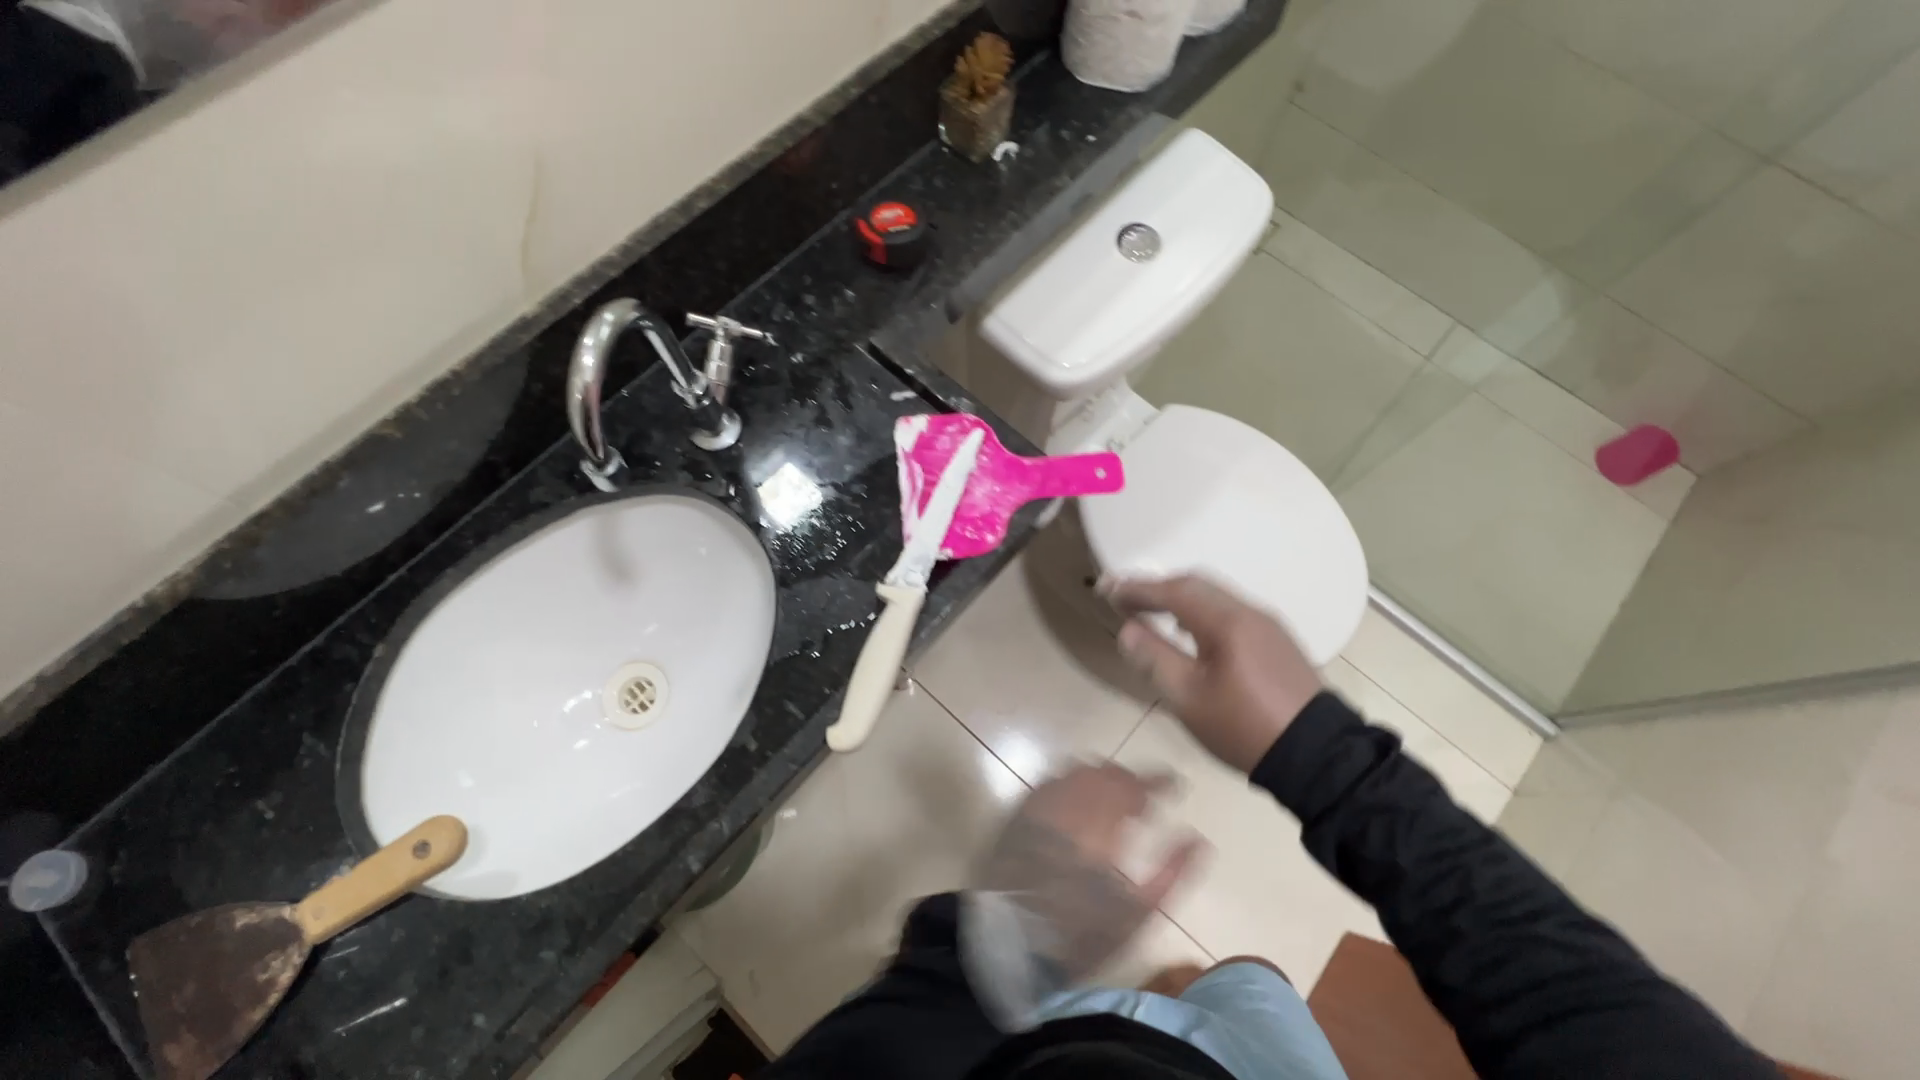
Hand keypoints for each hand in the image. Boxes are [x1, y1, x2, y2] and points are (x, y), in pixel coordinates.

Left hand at [970, 764, 1202, 985]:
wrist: (1012, 943)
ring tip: (1115, 796)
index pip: (1134, 786)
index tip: (1175, 786)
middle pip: (1105, 773)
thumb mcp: (1138, 913)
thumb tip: (1198, 839)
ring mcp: (1039, 807)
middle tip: (1146, 797)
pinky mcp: (1017, 815)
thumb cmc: (1082, 935)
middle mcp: (1069, 807)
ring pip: (1075, 772)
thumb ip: (1173, 872)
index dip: (1157, 782)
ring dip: (1101, 777)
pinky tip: (1078, 801)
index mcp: (1101, 828)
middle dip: (1130, 780)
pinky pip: (1048, 781)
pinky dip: (1070, 782)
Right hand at [1106, 575, 1321, 773]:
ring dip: (1180, 599)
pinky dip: (1202, 612)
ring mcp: (1268, 625)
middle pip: (1196, 584)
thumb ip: (1154, 659)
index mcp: (1226, 622)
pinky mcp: (1278, 642)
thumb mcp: (1188, 698)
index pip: (1173, 591)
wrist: (1317, 756)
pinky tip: (1190, 633)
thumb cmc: (1243, 728)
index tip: (1106, 588)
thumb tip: (1128, 630)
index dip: (1136, 588)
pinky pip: (1231, 612)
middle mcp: (1249, 612)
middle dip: (1157, 588)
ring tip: (1151, 614)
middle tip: (1125, 598)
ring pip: (1216, 597)